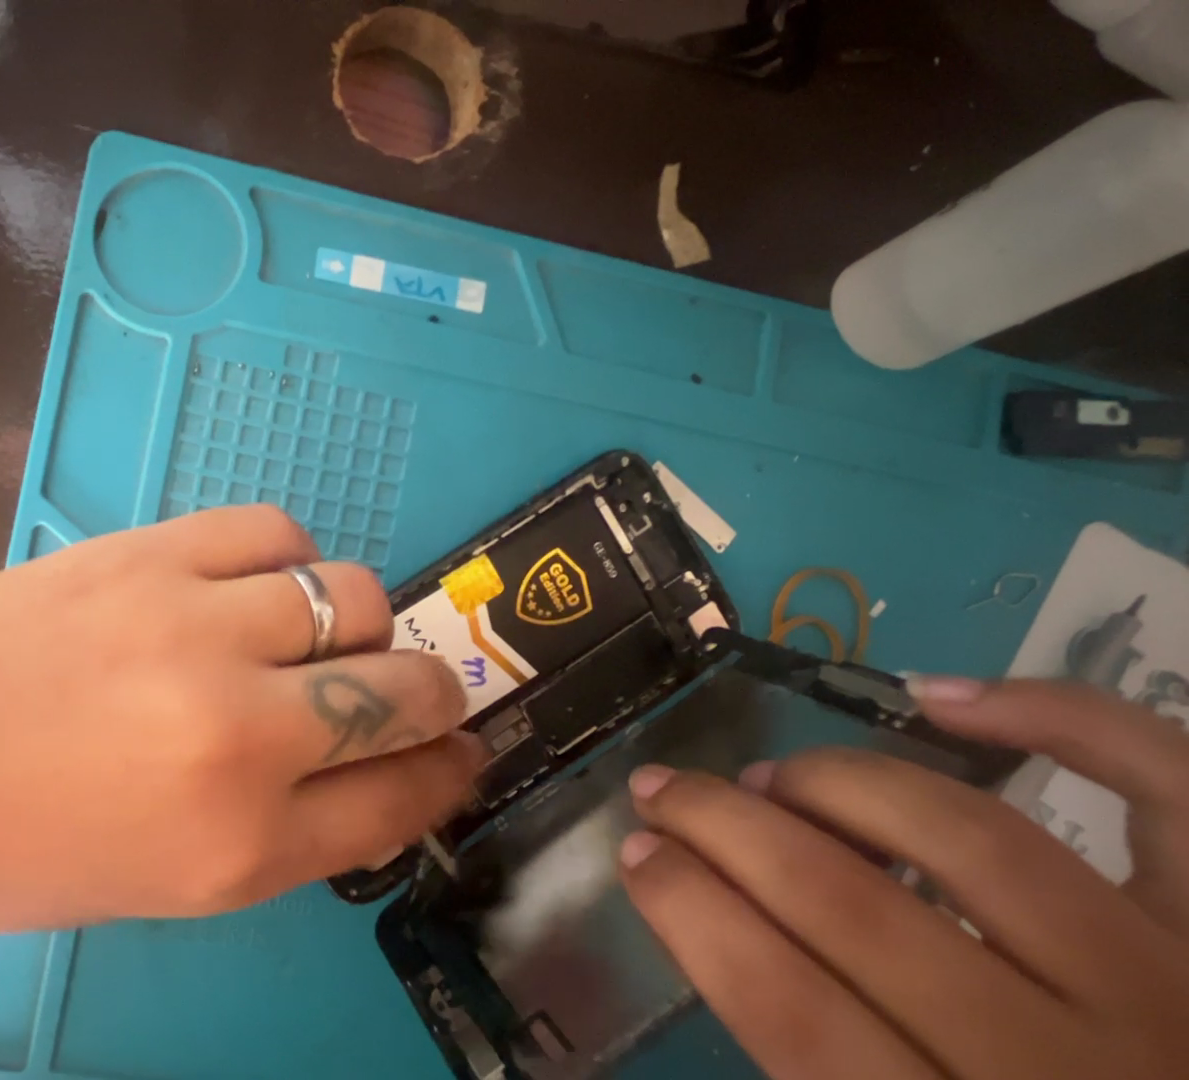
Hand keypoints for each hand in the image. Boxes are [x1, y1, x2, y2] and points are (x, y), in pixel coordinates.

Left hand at [0, 505, 479, 934]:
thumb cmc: (9, 854)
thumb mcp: (167, 881)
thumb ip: (282, 824)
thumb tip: (367, 764)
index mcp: (241, 846)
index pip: (401, 797)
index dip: (447, 772)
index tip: (460, 753)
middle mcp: (238, 733)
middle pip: (400, 689)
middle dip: (427, 695)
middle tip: (405, 692)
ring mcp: (193, 627)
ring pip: (352, 595)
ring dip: (358, 621)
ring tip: (317, 636)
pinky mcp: (146, 553)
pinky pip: (273, 534)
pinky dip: (286, 562)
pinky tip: (256, 586)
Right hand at [617, 678, 1188, 1079]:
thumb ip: (815, 1054)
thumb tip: (709, 924)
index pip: (790, 1007)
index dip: (690, 911)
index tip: (637, 852)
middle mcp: (1071, 1065)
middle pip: (850, 906)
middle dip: (722, 826)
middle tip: (663, 789)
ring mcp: (1175, 988)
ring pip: (969, 836)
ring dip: (836, 782)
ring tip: (773, 777)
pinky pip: (1166, 788)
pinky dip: (1057, 718)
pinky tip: (939, 695)